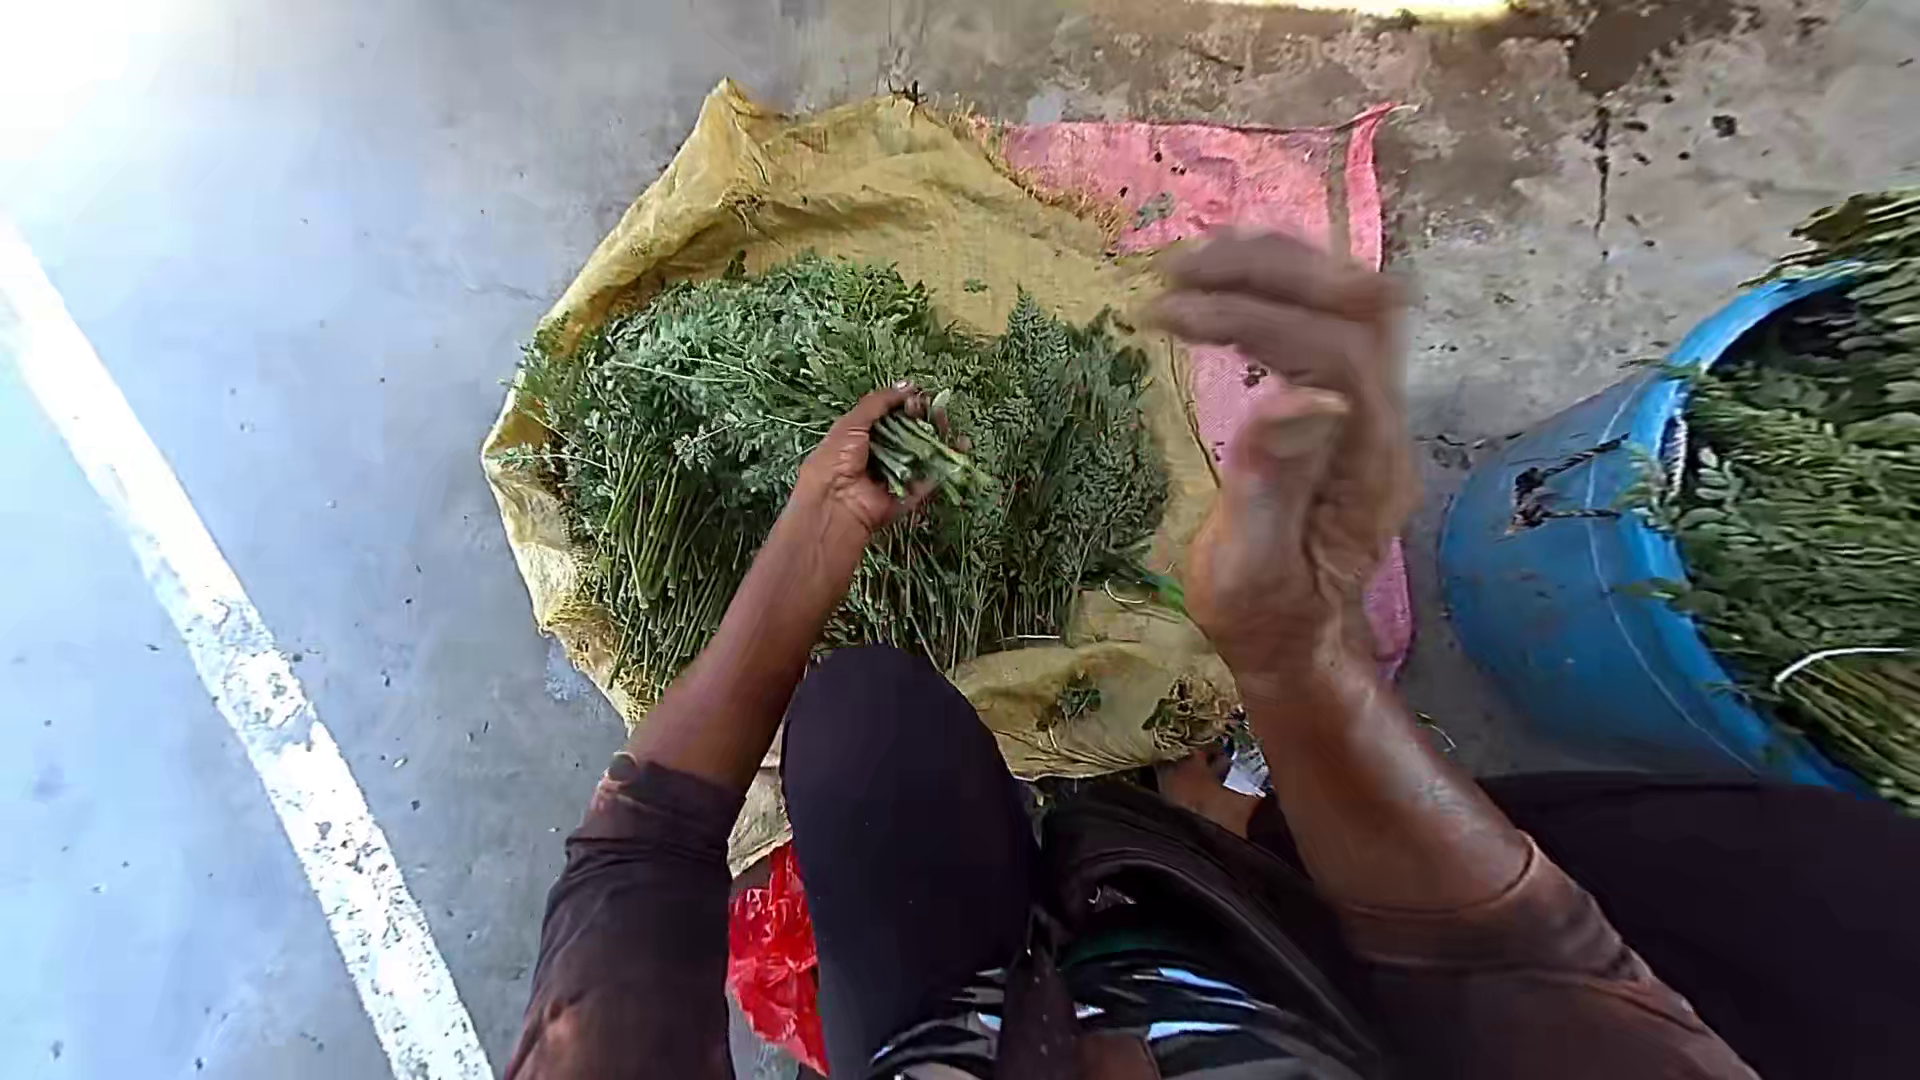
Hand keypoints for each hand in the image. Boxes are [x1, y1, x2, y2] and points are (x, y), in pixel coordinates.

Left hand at [792, 383, 933, 537]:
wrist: (834, 504)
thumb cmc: (835, 461)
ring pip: (926, 452)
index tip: (918, 397)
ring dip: (939, 435)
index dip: (907, 405)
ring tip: (945, 421)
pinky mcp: (911, 494)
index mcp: (866, 436)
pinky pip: (933, 477)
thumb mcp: (851, 423)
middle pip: (912, 432)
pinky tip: (961, 446)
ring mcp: (899, 474)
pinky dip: (948, 462)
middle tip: (935, 408)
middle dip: (926, 418)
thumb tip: (908, 385)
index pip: (893, 416)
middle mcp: (884, 454)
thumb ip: (879, 403)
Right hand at [1149, 231, 1413, 697]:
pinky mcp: (1337, 411)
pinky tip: (1224, 287)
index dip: (1252, 319)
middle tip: (1180, 266)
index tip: (1169, 315)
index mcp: (1365, 464)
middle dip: (1270, 268)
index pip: (1329, 353)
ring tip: (1195, 259)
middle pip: (1358, 304)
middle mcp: (1380, 424)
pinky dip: (1273, 292)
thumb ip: (1273, 483)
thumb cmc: (1263, 614)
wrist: (1291, 638)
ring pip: (1348, 302)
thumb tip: (1300, 395)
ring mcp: (1364, 413)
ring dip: (1276, 266)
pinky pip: (1322, 326)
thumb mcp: (1252, 565)